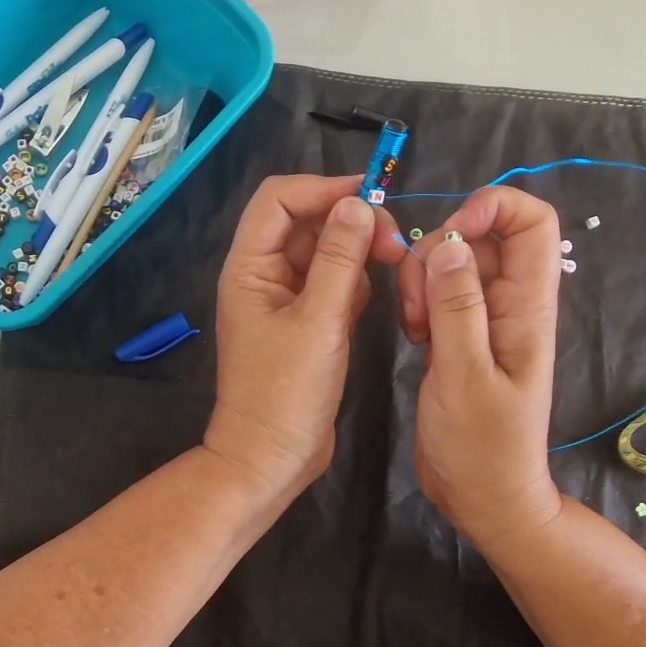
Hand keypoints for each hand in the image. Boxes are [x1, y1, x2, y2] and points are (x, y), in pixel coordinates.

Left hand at [203, 174, 406, 496]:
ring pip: (324, 255)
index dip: (324, 189)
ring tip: (392, 271)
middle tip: (394, 246)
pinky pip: (331, 288)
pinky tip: (368, 306)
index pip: (279, 200)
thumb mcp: (319, 321)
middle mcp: (264, 277)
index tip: (374, 198)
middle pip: (307, 224)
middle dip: (350, 224)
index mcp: (251, 268)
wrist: (272, 458)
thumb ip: (339, 259)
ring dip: (357, 256)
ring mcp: (284, 303)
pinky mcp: (305, 327)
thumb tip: (357, 204)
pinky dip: (353, 288)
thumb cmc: (287, 392)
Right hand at [395, 186, 564, 545]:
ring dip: (422, 283)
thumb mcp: (466, 377)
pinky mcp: (459, 340)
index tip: (449, 234)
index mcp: (528, 308)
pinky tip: (414, 339)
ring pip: (451, 267)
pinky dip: (419, 305)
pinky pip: (438, 297)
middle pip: (479, 240)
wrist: (484, 497)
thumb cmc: (482, 447)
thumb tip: (450, 242)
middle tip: (418, 307)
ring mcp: (483, 323)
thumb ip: (458, 308)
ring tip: (415, 330)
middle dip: (439, 254)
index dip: (494, 207)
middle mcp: (509, 306)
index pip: (532, 222)